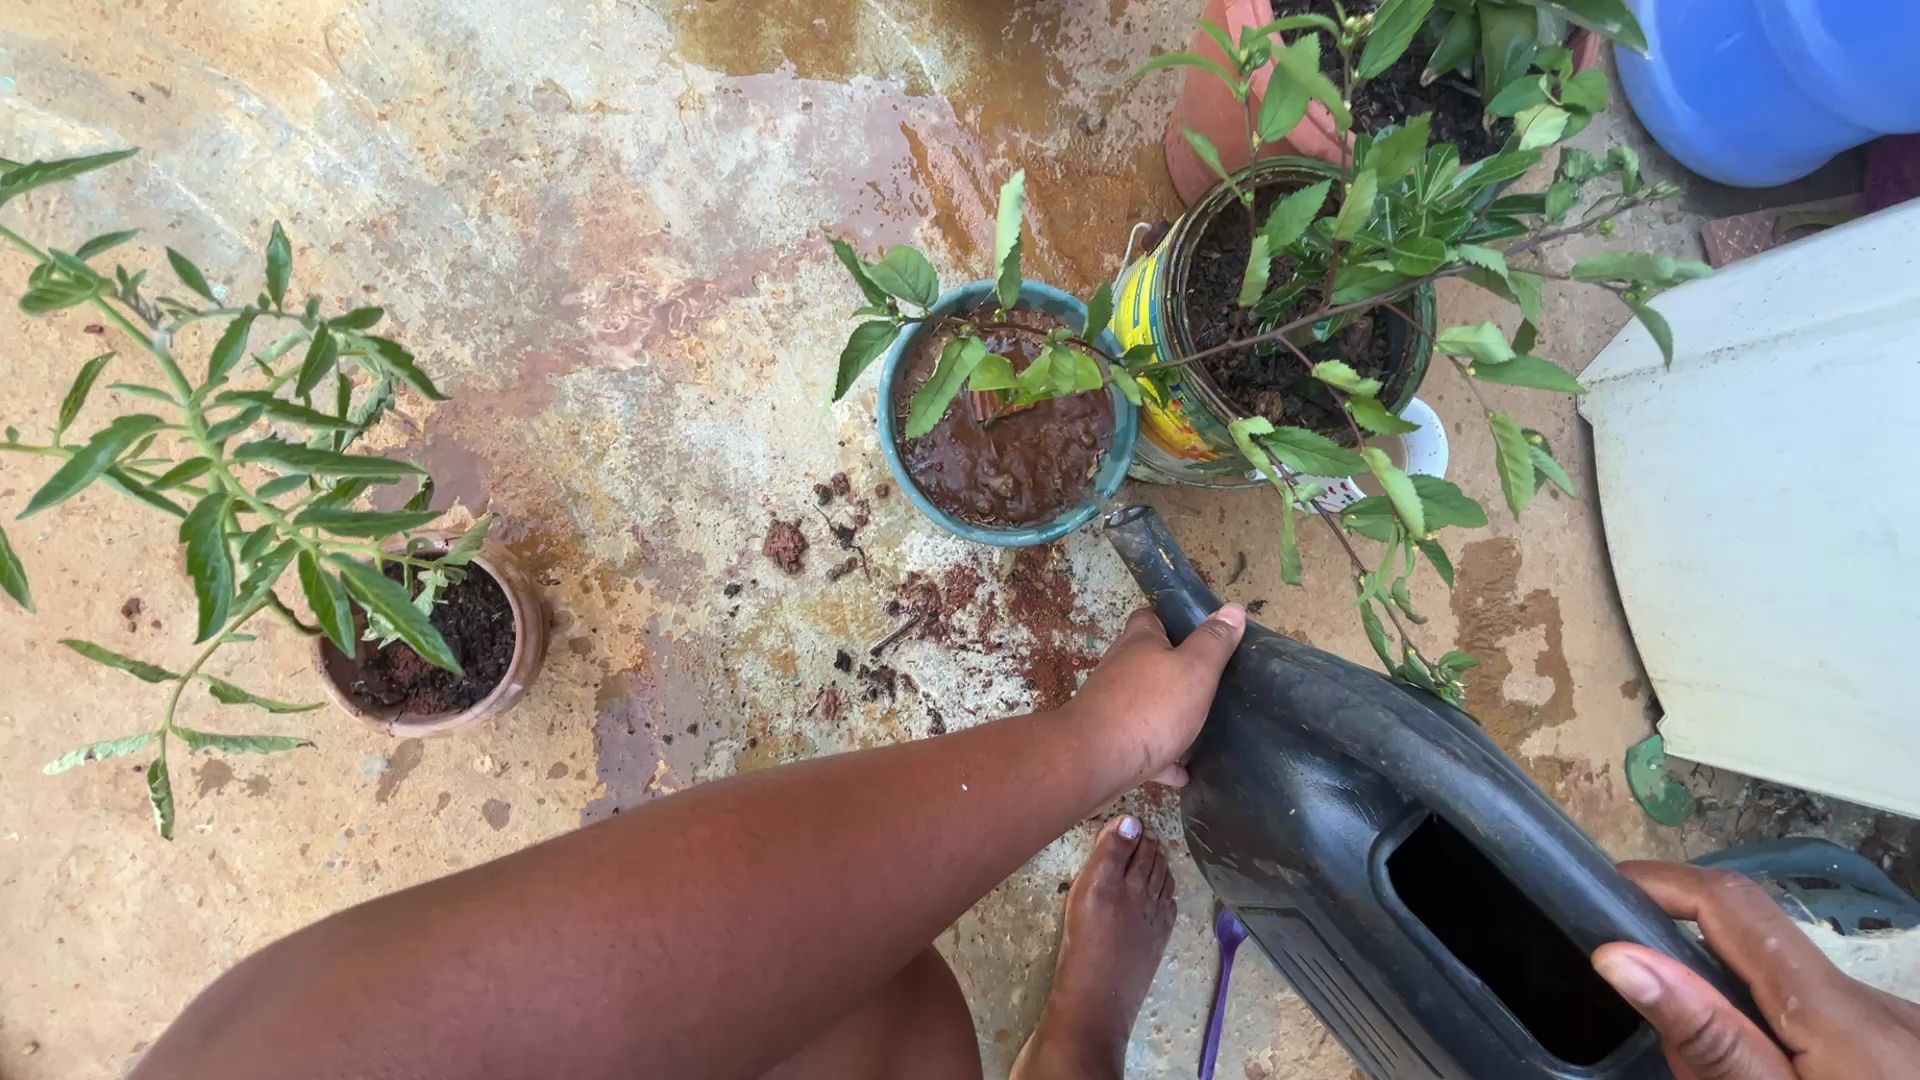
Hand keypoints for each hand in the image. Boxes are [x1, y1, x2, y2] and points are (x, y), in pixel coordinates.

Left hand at [1066, 605, 1244, 787]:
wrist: (1097, 758)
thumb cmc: (1150, 705)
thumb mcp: (1194, 668)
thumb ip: (1213, 642)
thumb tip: (1233, 608)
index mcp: (1138, 643)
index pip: (1149, 617)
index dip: (1170, 619)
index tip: (1198, 629)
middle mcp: (1119, 669)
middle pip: (1145, 660)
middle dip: (1172, 667)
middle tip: (1207, 678)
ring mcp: (1111, 705)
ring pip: (1144, 704)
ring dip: (1168, 713)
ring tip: (1200, 724)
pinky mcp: (1110, 740)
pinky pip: (1143, 745)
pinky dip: (1163, 756)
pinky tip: (1183, 773)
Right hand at [1592, 861, 1919, 1078]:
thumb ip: (1705, 1038)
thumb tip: (1615, 953)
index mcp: (1844, 1016)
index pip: (1732, 902)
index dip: (1659, 880)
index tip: (1602, 891)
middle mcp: (1886, 1009)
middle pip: (1757, 955)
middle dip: (1697, 984)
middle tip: (1684, 1059)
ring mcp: (1911, 1033)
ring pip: (1792, 992)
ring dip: (1746, 1021)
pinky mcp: (1917, 1053)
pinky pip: (1833, 1021)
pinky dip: (1792, 1042)